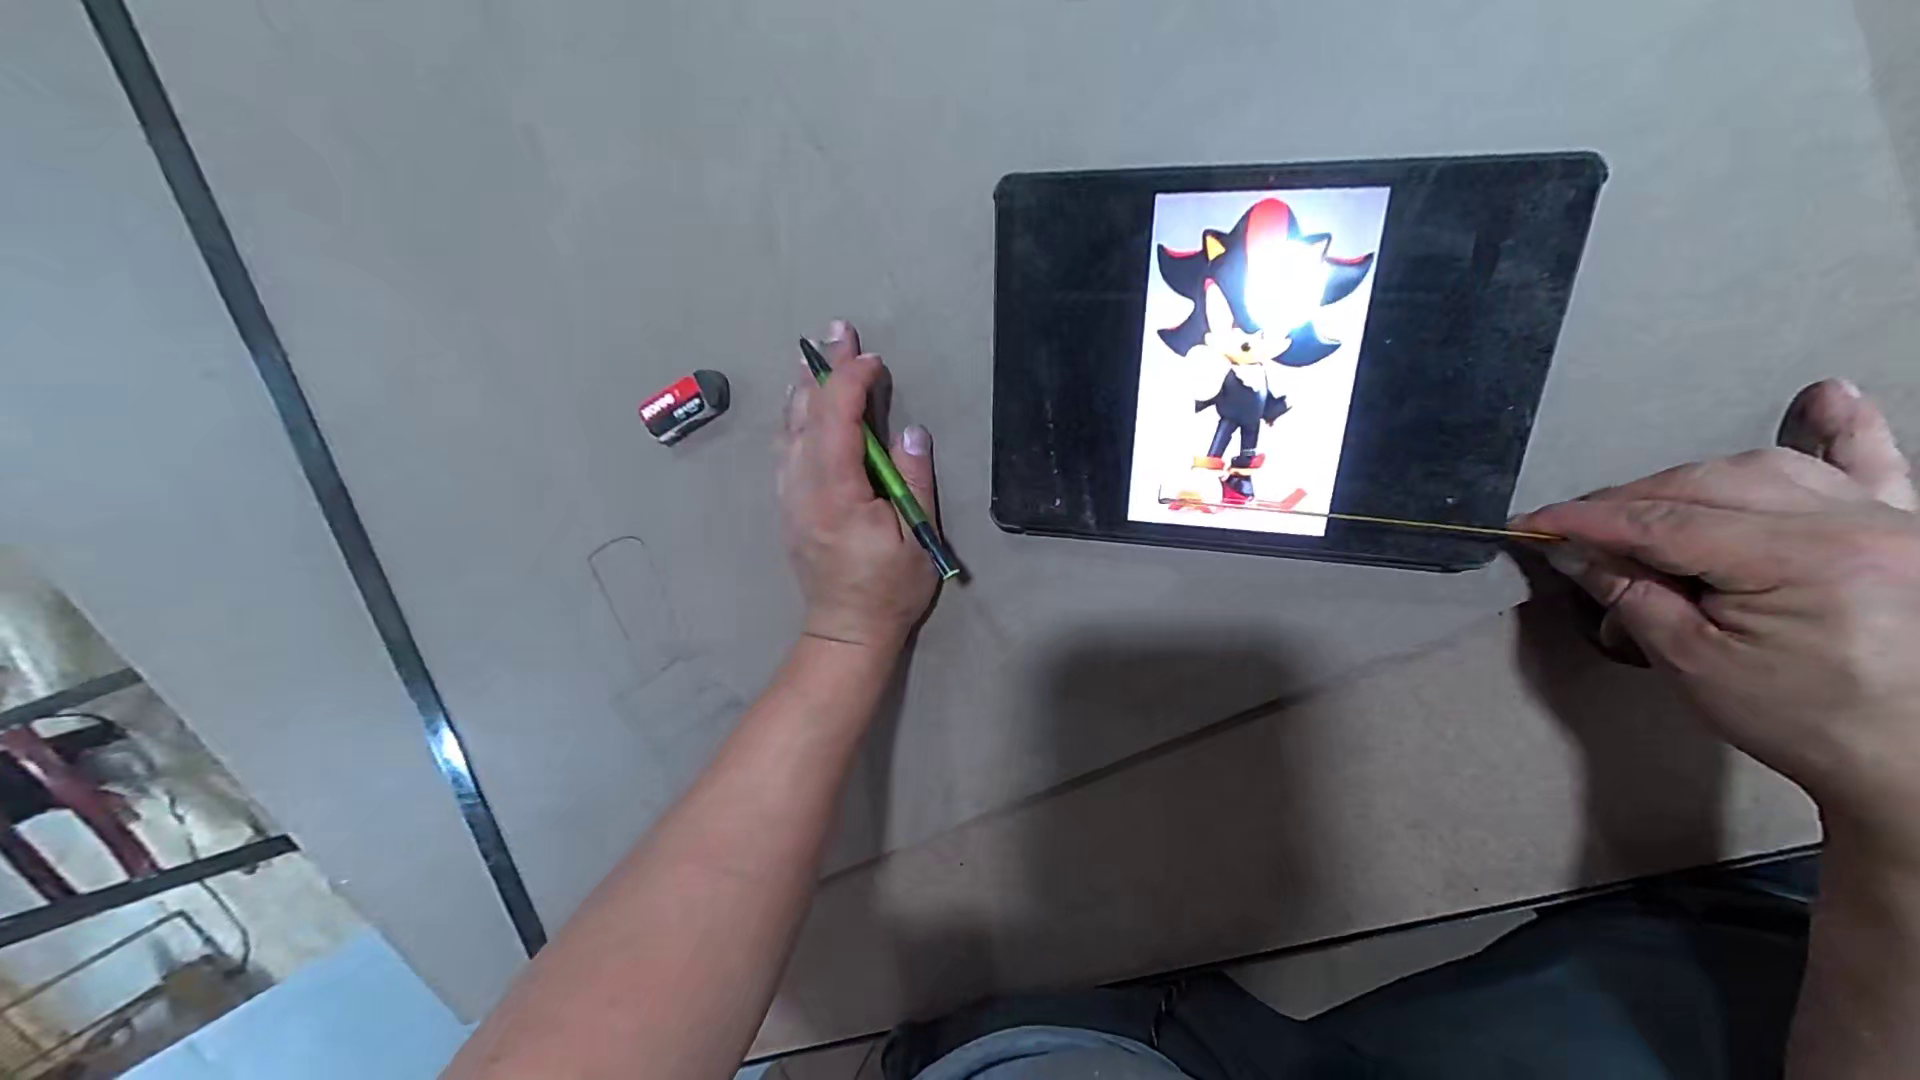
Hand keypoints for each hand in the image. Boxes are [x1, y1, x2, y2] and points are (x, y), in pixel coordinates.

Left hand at [776, 320, 942, 649]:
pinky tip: (799, 405)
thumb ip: (914, 480)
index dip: (852, 383)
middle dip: (824, 371)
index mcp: (836, 495)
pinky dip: (794, 418)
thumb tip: (910, 431)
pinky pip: (784, 450)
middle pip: (806, 416)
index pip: (837, 421)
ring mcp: (789, 498)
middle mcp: (802, 489)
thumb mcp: (917, 538)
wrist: (845, 630)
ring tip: (815, 357)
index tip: (873, 362)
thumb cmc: (889, 589)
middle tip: (837, 331)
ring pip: (788, 430)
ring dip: (804, 390)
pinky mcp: (787, 506)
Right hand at [1516, 380, 1919, 857]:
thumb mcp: (1694, 662)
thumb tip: (1571, 550)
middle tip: (1570, 530)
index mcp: (1806, 561)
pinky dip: (1844, 430)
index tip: (1527, 524)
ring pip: (1765, 468)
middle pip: (1706, 486)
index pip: (1662, 522)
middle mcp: (1858, 524)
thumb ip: (1631, 593)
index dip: (1584, 520)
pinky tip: (1826, 397)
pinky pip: (1877, 464)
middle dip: (1623, 503)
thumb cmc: (1803, 721)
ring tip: (1637, 504)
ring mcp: (1896, 520)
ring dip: (1687, 480)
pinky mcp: (1910, 529)